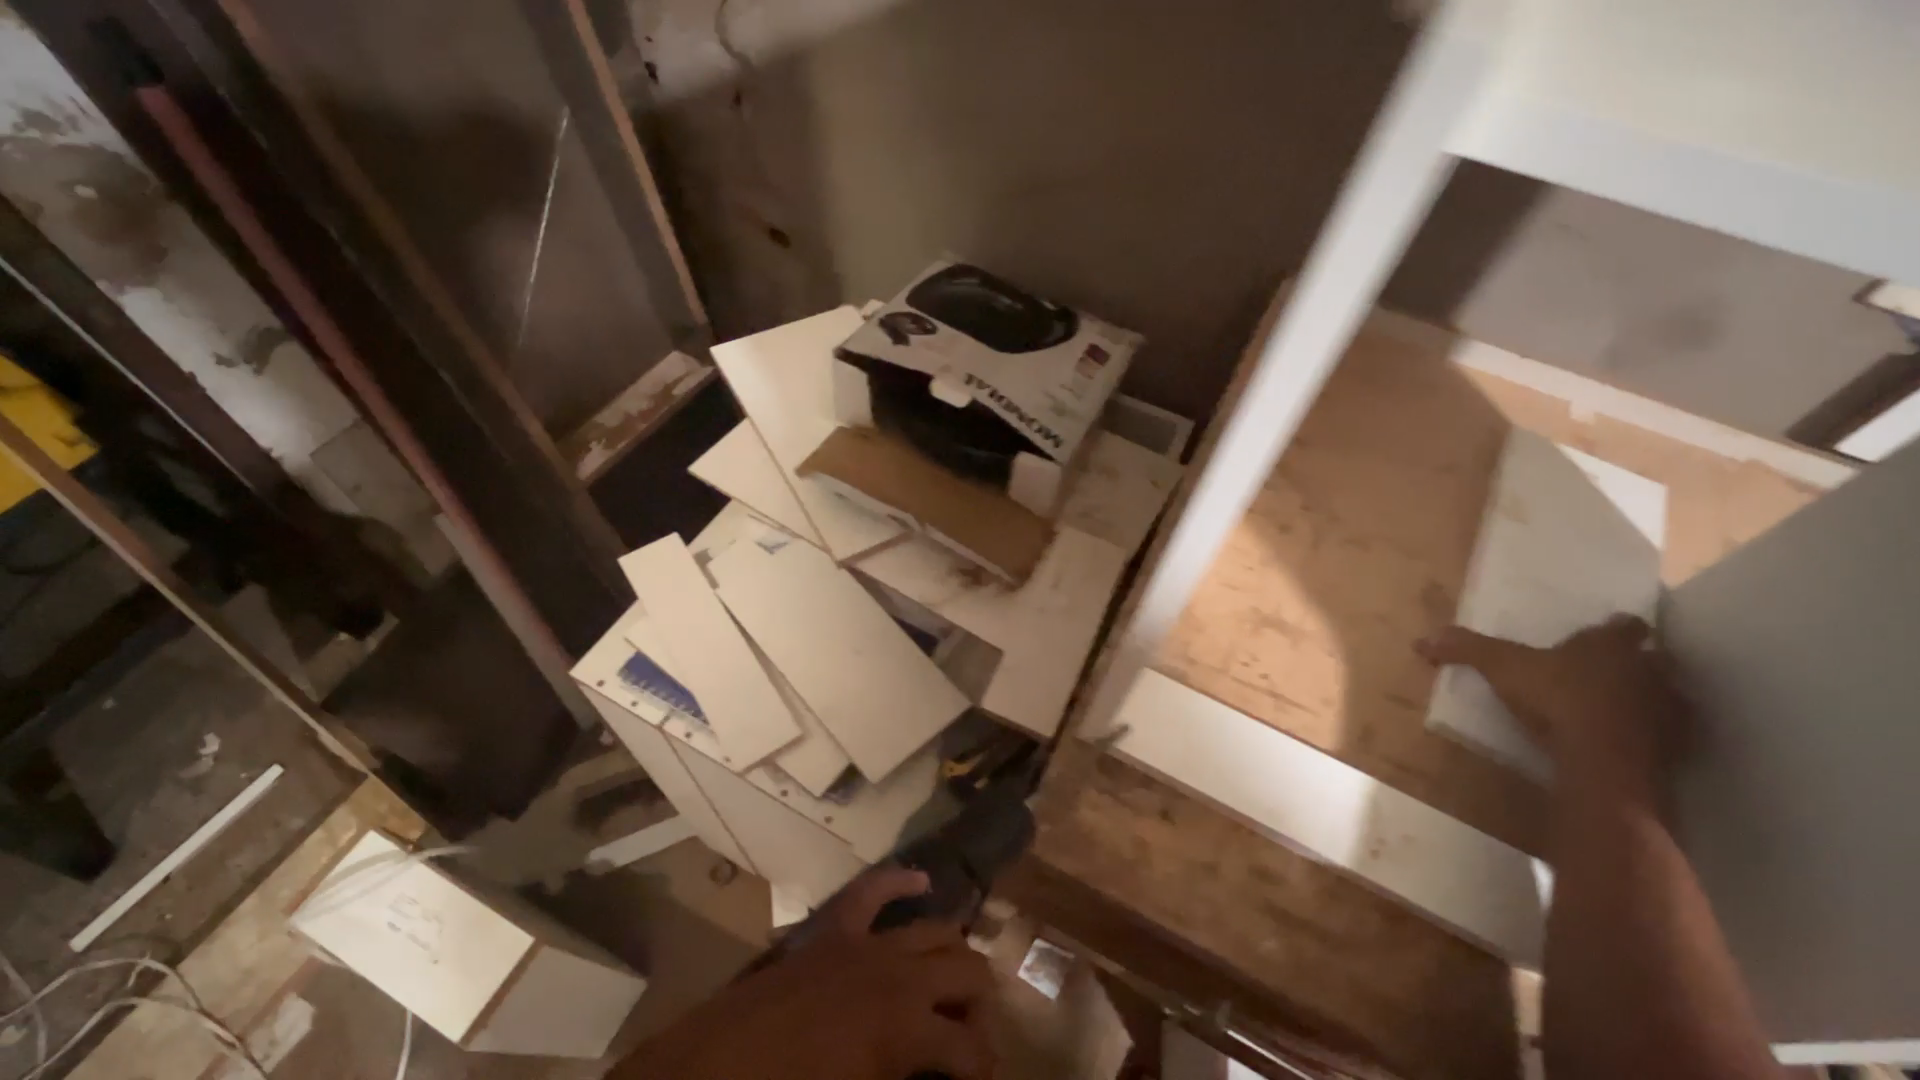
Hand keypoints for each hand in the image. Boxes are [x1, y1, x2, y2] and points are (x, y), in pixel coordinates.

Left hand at [616, 867, 996, 1079]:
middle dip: (980, 1007)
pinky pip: (870, 890)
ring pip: (935, 931)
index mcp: (908, 1029)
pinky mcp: (832, 932)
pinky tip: (920, 881)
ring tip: (959, 983)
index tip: (979, 1078)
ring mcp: (865, 945)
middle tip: (968, 1038)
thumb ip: (906, 1078)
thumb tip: (926, 1073)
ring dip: (954, 954)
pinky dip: (898, 882)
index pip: (973, 1048)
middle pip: (969, 973)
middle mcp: (898, 976)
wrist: (713, 1073)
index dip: (984, 1066)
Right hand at [1418, 614, 1685, 798]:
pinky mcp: (1679, 745)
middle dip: (1638, 664)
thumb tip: (1421, 639)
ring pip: (1667, 695)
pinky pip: (1673, 736)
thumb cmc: (1556, 699)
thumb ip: (1468, 650)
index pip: (1626, 626)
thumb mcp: (1501, 668)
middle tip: (1611, 674)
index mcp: (1610, 644)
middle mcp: (1650, 668)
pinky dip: (1658, 738)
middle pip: (1653, 658)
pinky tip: (1635, 746)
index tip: (1608, 634)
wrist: (1604, 757)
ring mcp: (1670, 707)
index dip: (1617, 629)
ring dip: (1651, 700)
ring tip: (1623, 712)